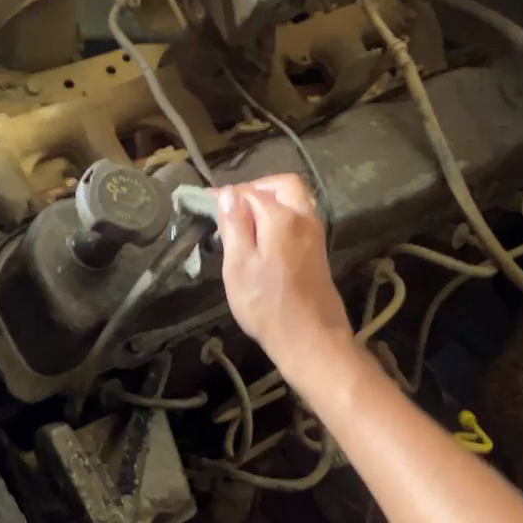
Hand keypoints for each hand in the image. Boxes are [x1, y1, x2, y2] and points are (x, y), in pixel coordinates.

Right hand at [217, 175, 353, 356]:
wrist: (309, 337)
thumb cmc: (266, 305)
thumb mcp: (239, 266)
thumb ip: (235, 226)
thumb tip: (229, 193)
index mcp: (281, 217)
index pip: (249, 192)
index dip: (225, 195)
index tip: (205, 202)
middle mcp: (303, 217)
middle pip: (282, 185)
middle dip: (255, 188)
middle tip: (232, 206)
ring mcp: (314, 233)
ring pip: (294, 199)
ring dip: (270, 200)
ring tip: (245, 221)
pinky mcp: (317, 249)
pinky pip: (299, 217)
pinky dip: (280, 215)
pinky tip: (264, 237)